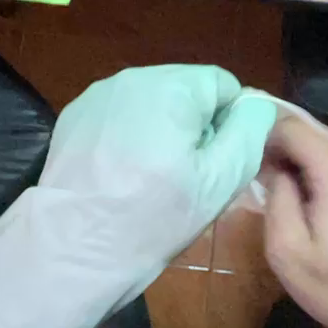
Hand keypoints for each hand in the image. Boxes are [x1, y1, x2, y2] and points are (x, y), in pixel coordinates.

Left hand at [0, 65, 276, 327]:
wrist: (72, 251)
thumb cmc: (154, 217)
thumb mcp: (220, 180)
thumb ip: (249, 132)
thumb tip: (255, 105)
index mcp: (172, 85)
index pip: (223, 85)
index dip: (230, 125)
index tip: (217, 164)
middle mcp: (132, 76)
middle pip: (185, 91)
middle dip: (194, 126)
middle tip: (187, 178)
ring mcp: (98, 96)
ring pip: (152, 104)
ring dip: (162, 132)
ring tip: (151, 180)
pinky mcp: (74, 118)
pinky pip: (121, 118)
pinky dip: (130, 138)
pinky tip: (121, 176)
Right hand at [261, 119, 327, 327]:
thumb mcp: (287, 251)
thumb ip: (275, 197)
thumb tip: (274, 168)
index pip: (291, 126)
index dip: (263, 140)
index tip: (247, 167)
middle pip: (311, 138)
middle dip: (284, 158)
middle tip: (263, 192)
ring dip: (305, 172)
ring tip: (290, 209)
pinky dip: (326, 182)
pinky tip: (319, 216)